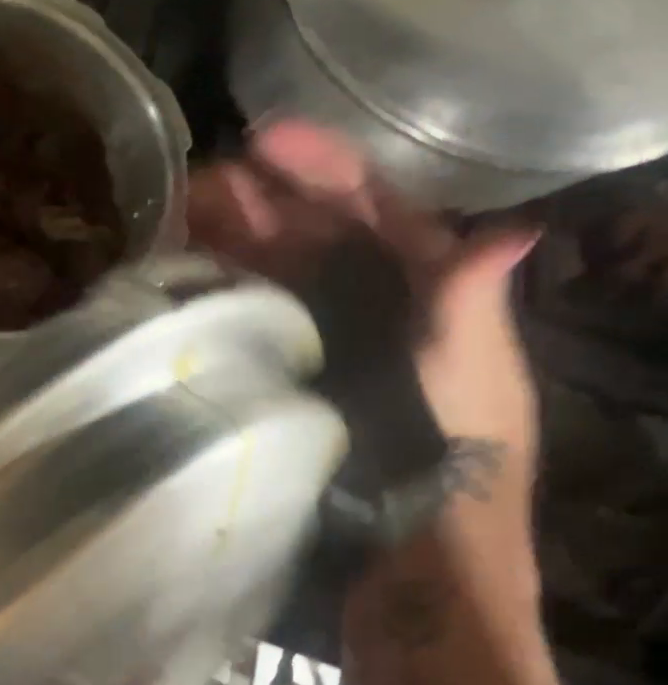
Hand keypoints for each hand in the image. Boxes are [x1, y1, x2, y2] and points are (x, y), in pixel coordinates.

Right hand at [186, 122, 541, 517]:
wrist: (404, 544)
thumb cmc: (449, 452)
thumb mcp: (468, 375)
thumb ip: (468, 305)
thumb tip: (509, 234)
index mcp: (421, 283)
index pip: (371, 206)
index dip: (320, 166)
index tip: (261, 140)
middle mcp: (364, 297)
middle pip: (307, 228)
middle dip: (256, 196)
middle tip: (196, 180)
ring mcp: (314, 331)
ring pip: (266, 264)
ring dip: (224, 232)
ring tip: (175, 211)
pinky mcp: (272, 365)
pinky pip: (239, 310)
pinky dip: (208, 283)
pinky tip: (176, 269)